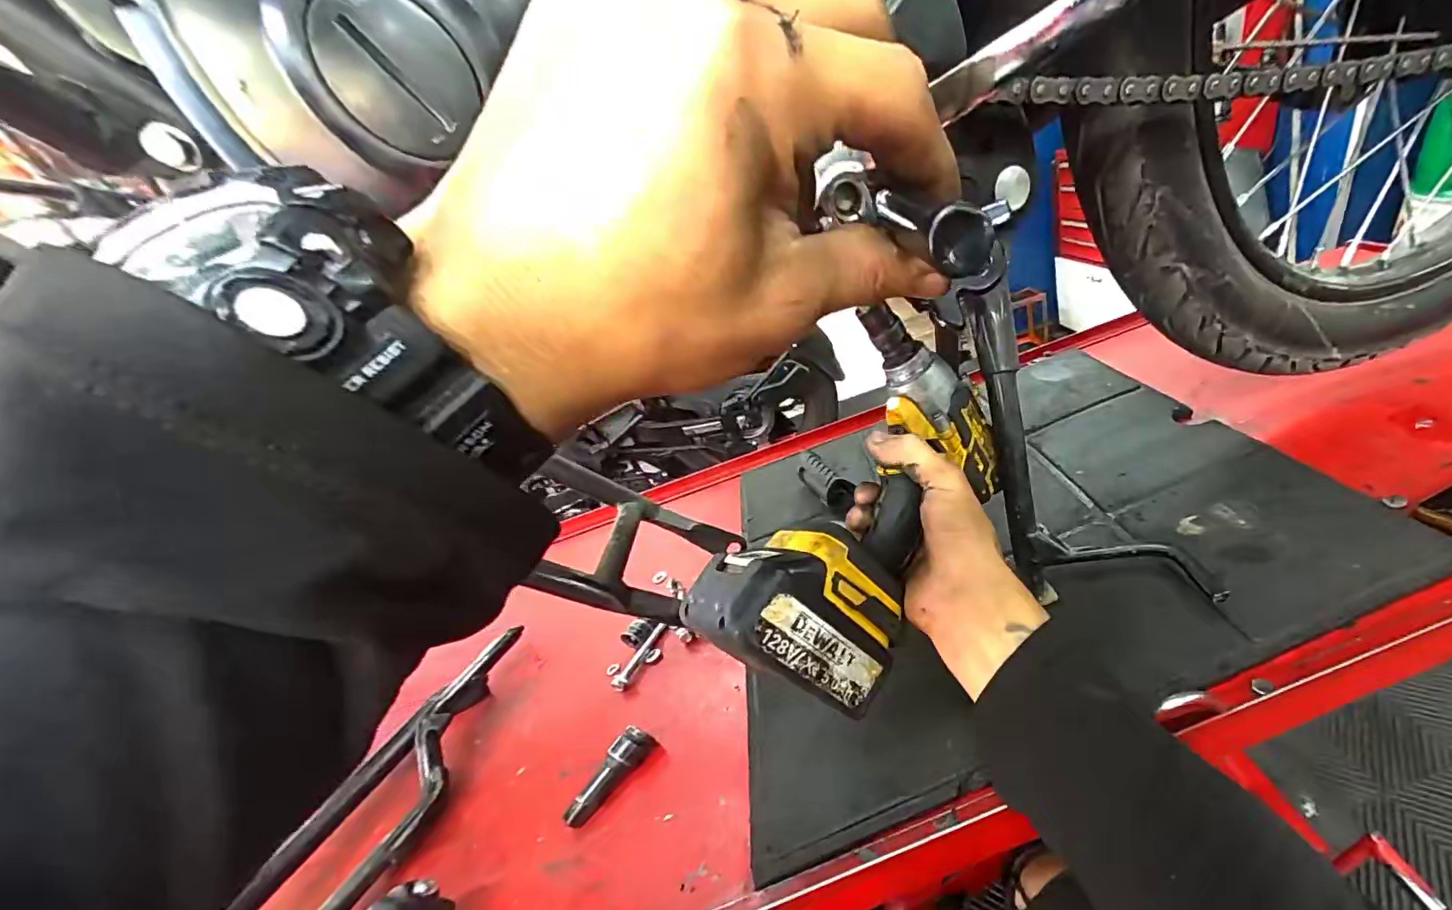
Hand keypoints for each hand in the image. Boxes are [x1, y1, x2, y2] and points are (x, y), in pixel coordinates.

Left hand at [402, 0, 957, 438]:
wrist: (502, 319)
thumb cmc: (620, 311)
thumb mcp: (780, 296)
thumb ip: (869, 264)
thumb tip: (920, 263)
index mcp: (750, 65)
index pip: (894, 87)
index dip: (933, 153)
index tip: (934, 196)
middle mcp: (690, 0)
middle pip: (854, 12)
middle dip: (885, 102)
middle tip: (885, 176)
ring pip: (785, 1)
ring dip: (824, 73)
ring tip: (812, 164)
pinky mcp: (596, 18)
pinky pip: (710, 15)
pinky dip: (756, 65)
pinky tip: (750, 138)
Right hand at [859, 431, 1047, 699]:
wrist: (960, 595)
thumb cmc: (964, 540)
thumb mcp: (945, 481)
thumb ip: (913, 453)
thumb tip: (880, 438)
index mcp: (942, 496)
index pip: (910, 471)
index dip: (890, 462)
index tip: (873, 457)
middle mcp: (925, 520)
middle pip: (886, 498)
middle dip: (869, 492)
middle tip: (864, 495)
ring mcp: (907, 546)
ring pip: (873, 523)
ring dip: (859, 516)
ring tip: (857, 517)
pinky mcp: (891, 569)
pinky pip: (866, 551)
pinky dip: (856, 543)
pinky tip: (854, 537)